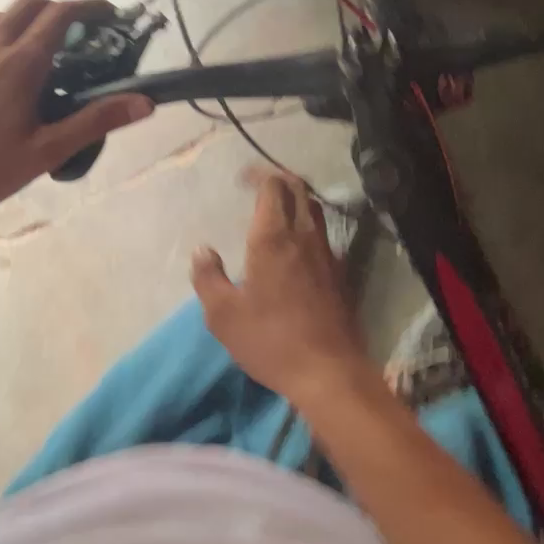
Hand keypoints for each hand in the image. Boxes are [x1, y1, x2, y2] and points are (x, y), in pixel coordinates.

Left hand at [0, 0, 154, 236]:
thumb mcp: (43, 154)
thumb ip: (94, 122)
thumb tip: (144, 102)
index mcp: (18, 64)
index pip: (60, 15)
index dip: (89, 7)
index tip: (108, 13)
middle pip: (26, 6)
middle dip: (56, 10)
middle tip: (75, 35)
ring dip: (20, 25)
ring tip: (33, 58)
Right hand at [191, 171, 369, 402]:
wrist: (328, 369)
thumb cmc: (269, 340)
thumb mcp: (223, 315)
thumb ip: (208, 278)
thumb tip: (202, 250)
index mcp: (274, 237)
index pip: (273, 186)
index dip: (259, 175)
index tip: (244, 178)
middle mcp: (305, 235)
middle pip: (299, 189)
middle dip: (280, 179)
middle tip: (261, 185)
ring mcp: (328, 252)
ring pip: (315, 210)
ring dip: (297, 200)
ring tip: (279, 210)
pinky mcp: (341, 272)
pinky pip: (324, 236)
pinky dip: (309, 227)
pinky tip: (298, 247)